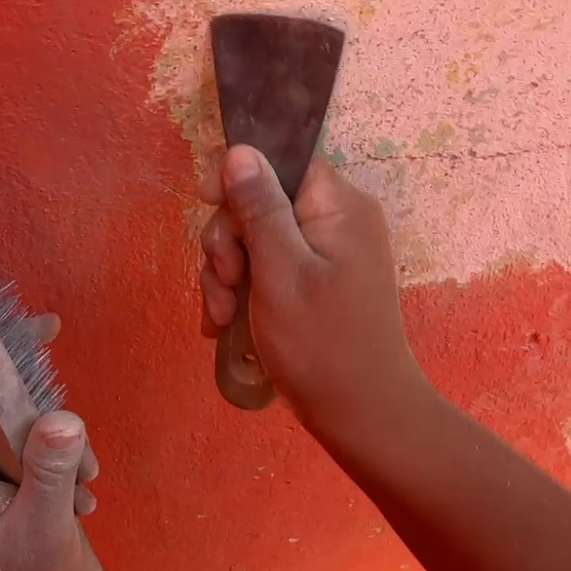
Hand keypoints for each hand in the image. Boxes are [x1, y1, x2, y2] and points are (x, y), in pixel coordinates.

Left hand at [0, 382, 103, 570]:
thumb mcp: (43, 531)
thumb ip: (50, 470)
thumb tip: (64, 417)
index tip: (36, 331)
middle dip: (35, 404)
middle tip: (72, 409)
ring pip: (9, 429)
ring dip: (53, 440)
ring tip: (87, 475)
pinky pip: (21, 455)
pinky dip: (54, 462)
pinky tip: (81, 494)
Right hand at [198, 145, 427, 439]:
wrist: (363, 421)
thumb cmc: (322, 344)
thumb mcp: (280, 272)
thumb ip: (259, 208)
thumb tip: (239, 149)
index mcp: (338, 205)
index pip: (281, 159)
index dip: (239, 175)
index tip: (207, 201)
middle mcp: (335, 219)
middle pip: (260, 199)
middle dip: (230, 240)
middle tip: (227, 281)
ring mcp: (324, 252)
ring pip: (255, 236)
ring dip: (228, 273)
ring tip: (225, 316)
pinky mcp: (312, 280)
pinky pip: (265, 266)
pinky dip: (242, 291)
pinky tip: (227, 325)